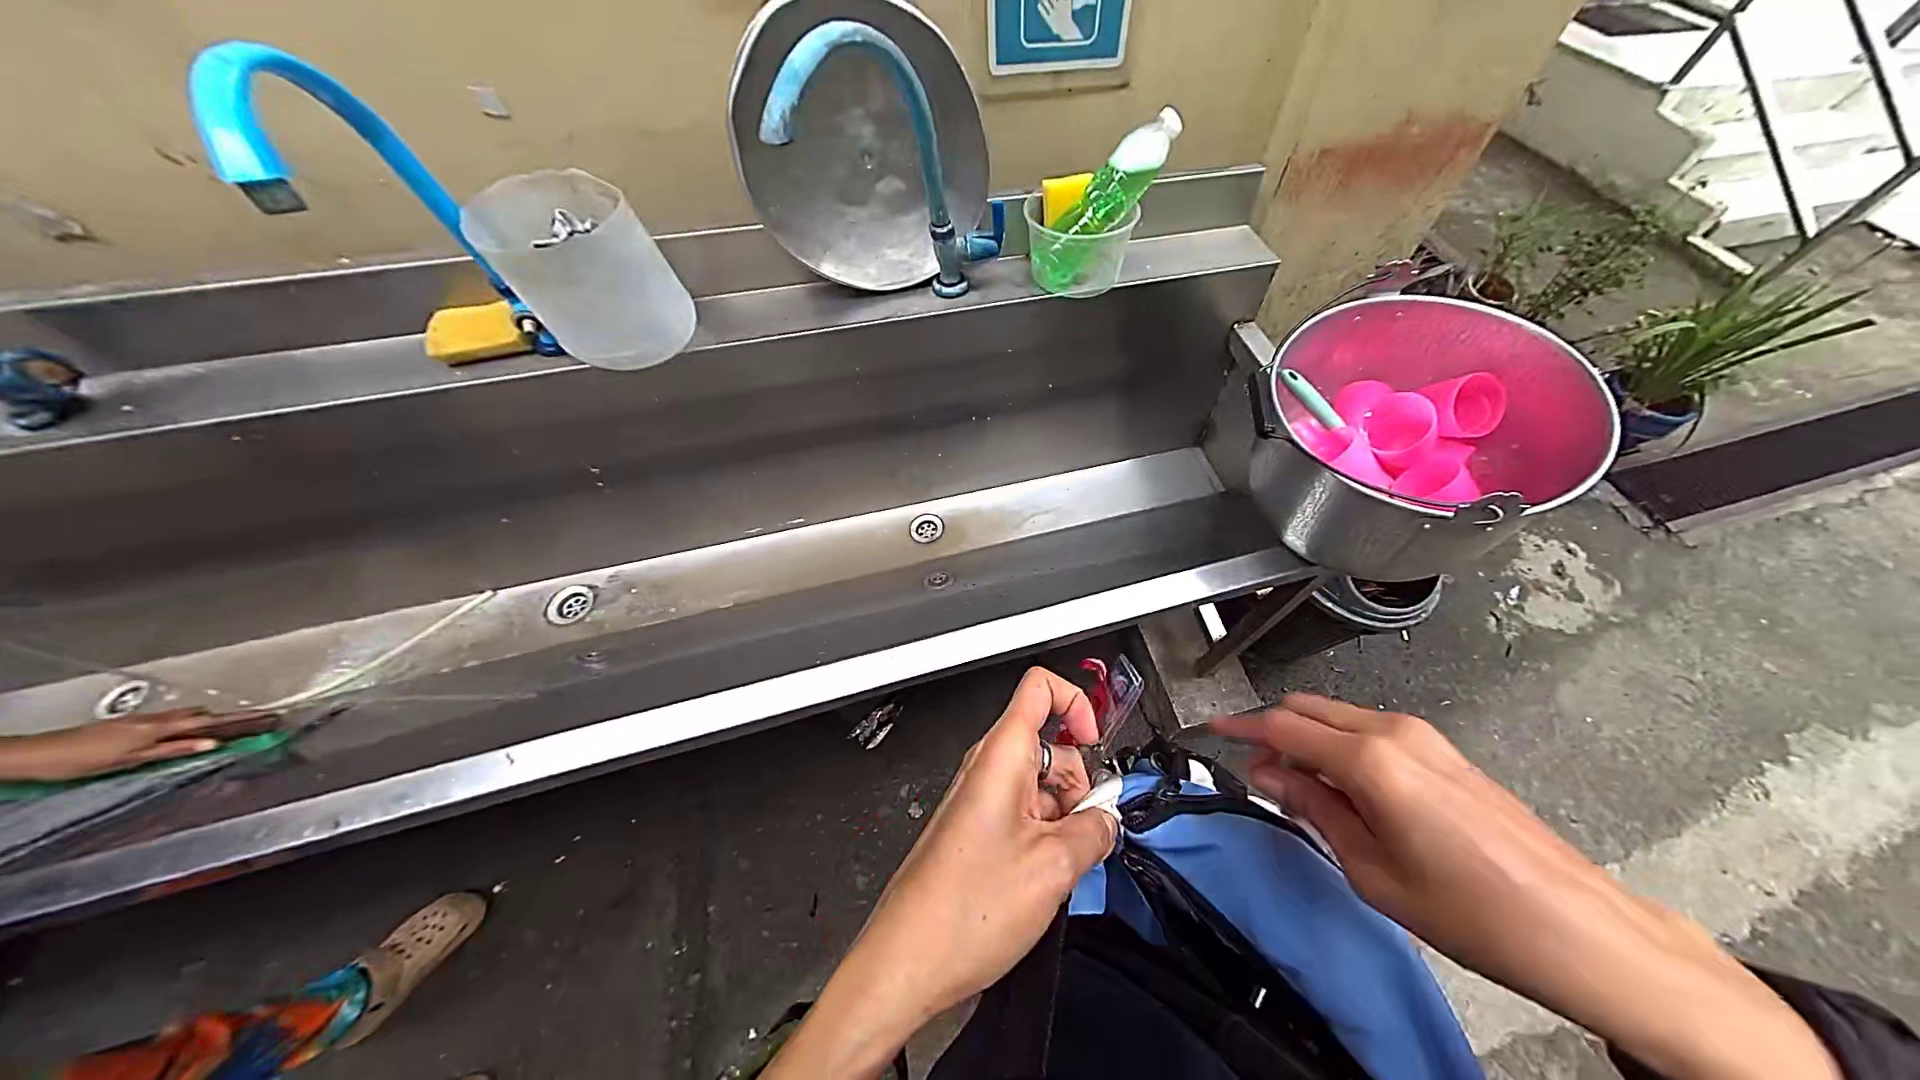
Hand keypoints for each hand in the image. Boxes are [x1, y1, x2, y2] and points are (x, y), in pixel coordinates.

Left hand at [0, 707, 275, 782]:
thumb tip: (211, 744)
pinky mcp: (127, 723)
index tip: (265, 716)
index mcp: (159, 728)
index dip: (238, 719)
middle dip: (223, 717)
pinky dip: (182, 722)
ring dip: (201, 718)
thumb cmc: (81, 761)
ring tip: (216, 726)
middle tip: (246, 722)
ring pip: (181, 715)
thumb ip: (173, 750)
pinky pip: (166, 719)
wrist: (35, 754)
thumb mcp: (131, 760)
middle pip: (198, 714)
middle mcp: (153, 719)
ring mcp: (139, 719)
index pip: (209, 721)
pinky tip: (178, 731)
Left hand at [767, 668, 1117, 1078]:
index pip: (1039, 688)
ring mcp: (980, 799)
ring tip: (1062, 863)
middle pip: (1050, 745)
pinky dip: (1046, 836)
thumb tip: (1108, 820)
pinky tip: (1046, 875)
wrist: (910, 960)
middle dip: (1079, 782)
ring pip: (1041, 784)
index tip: (1097, 739)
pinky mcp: (978, 829)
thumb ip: (1096, 831)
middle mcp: (986, 769)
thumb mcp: (1055, 867)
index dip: (1077, 702)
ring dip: (1065, 817)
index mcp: (1000, 756)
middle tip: (1087, 827)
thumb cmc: (958, 912)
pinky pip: (1024, 814)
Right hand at [1213, 694, 1837, 1079]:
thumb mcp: (1371, 869)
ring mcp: (1425, 737)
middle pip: (1307, 709)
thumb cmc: (1470, 911)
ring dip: (1306, 737)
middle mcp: (1395, 732)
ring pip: (1337, 716)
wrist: (1583, 930)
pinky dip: (1339, 745)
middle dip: (1272, 730)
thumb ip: (1312, 808)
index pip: (1283, 725)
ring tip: (1295, 785)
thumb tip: (1270, 775)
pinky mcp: (1444, 751)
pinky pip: (1369, 730)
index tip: (1213, 729)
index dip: (1241, 726)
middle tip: (1256, 770)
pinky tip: (1341, 786)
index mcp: (1370, 759)